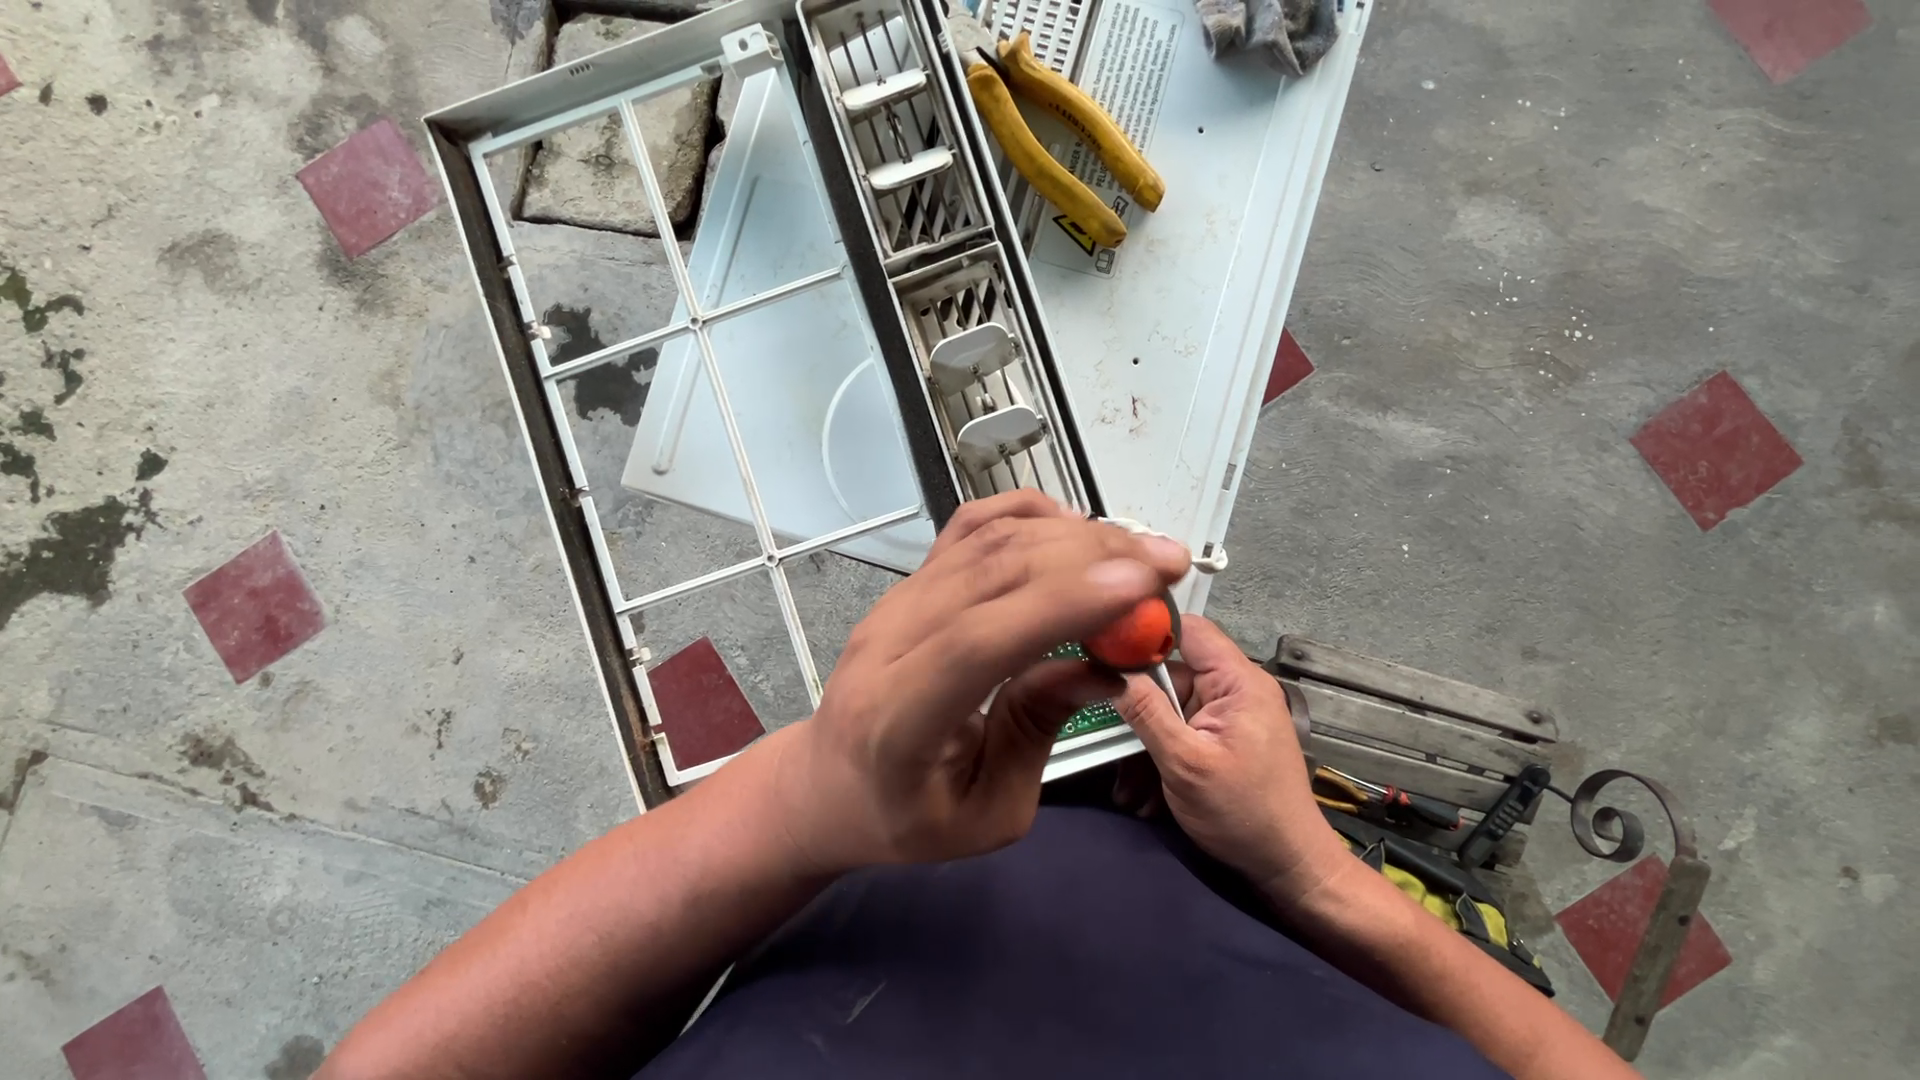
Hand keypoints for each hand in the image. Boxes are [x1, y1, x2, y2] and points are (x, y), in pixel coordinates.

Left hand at [766, 491, 1192, 874]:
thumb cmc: (904, 816)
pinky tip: (1073, 526)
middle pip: (990, 574)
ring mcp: (895, 603)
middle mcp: (890, 642)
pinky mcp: (909, 585)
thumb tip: (1105, 669)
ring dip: (1070, 535)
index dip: (1061, 604)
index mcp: (901, 718)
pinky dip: (1024, 513)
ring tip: (1137, 548)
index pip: (978, 642)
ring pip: (984, 541)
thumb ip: (1039, 733)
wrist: (828, 782)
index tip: (1141, 584)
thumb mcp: (986, 812)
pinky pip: (966, 528)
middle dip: (1089, 559)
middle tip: (1166, 565)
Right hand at [1114, 616, 1349, 905]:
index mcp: (1237, 682)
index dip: (1146, 631)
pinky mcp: (1221, 740)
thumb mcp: (1186, 764)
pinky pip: (1180, 733)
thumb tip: (1112, 671)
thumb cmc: (1244, 814)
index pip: (1188, 628)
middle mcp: (1234, 689)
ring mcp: (1228, 716)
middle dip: (1137, 708)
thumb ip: (1147, 712)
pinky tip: (1144, 796)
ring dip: (1144, 745)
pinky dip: (1160, 759)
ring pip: (1168, 709)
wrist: (1289, 868)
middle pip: (1170, 674)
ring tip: (1128, 789)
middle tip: (1108, 739)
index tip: (1104, 649)